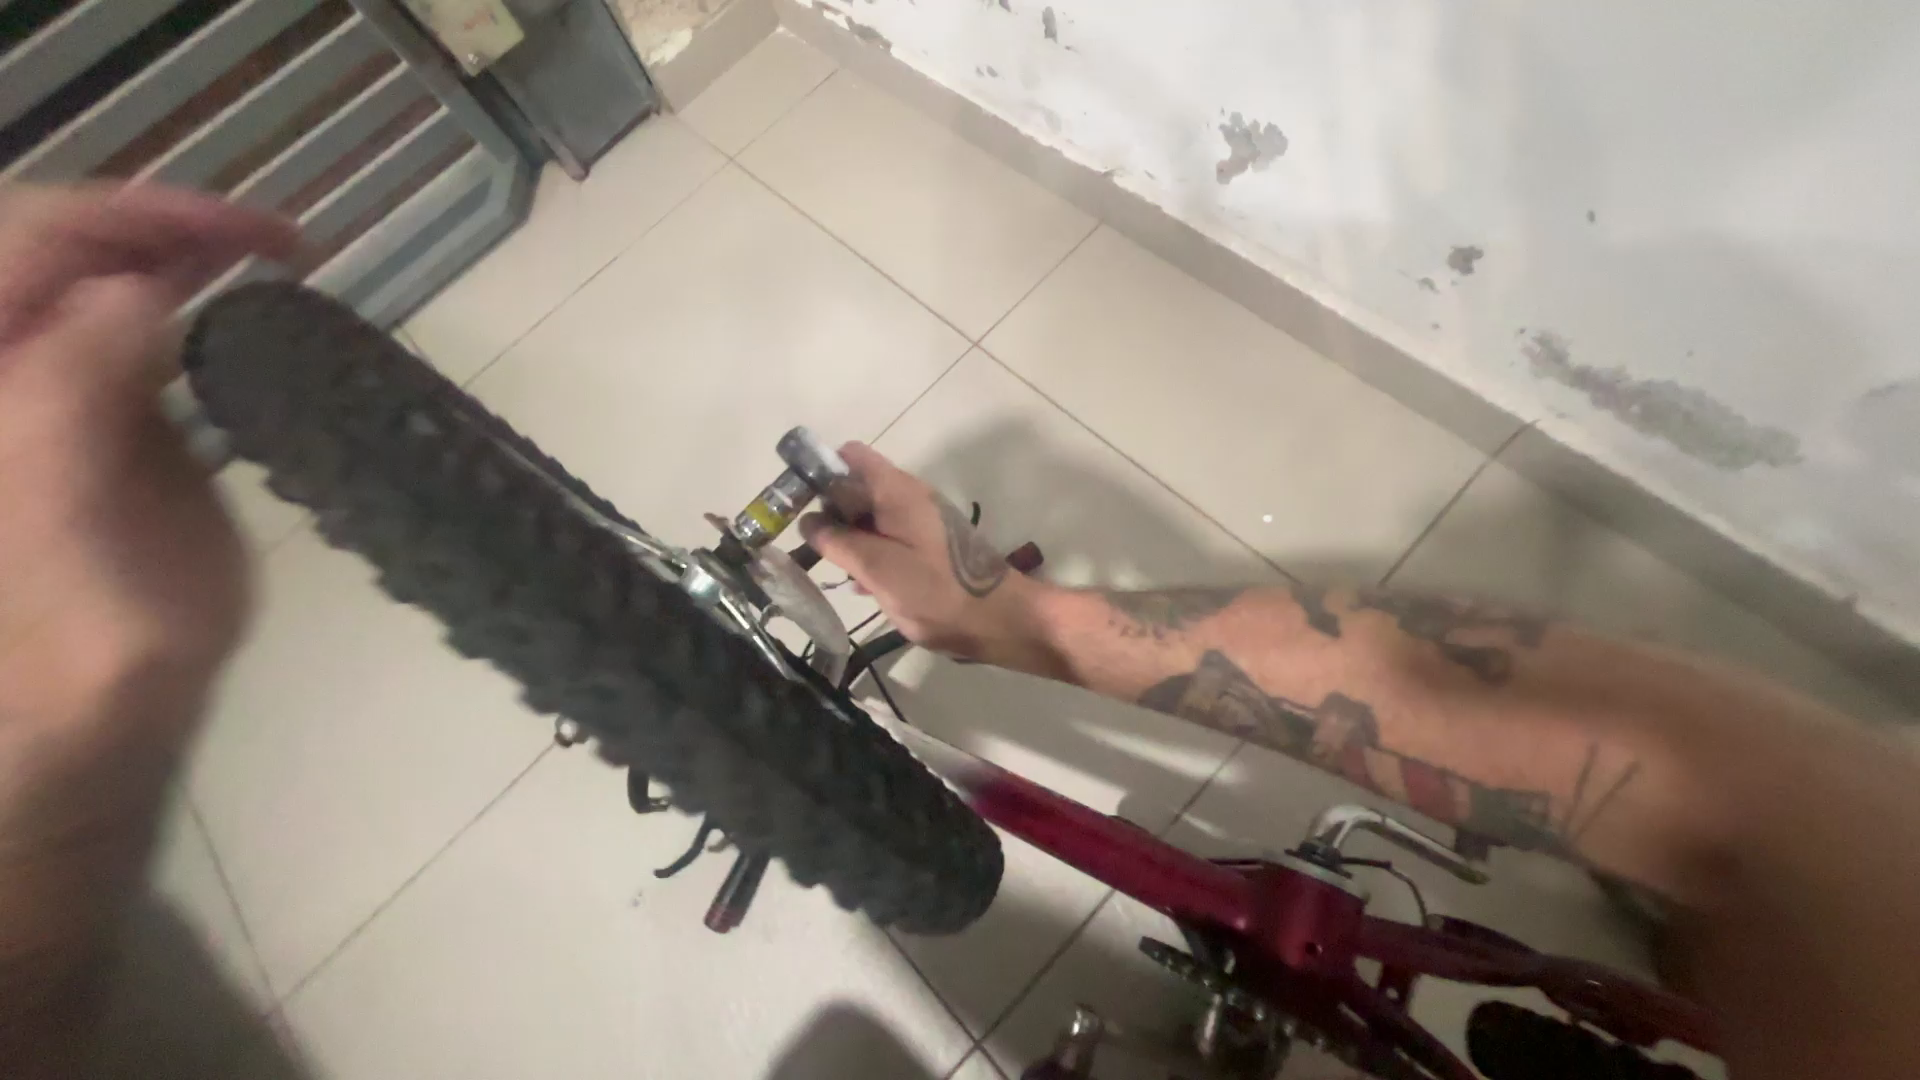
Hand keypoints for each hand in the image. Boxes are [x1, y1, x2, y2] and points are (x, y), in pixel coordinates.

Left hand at [0, 185, 296, 721]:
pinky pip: (126, 338)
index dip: (146, 220)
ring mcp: (42, 396)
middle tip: (279, 243)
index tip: (270, 237)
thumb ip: (69, 398)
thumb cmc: (77, 633)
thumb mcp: (65, 517)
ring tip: (261, 259)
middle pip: (53, 251)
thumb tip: (137, 290)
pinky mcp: (97, 429)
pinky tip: (225, 310)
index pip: (34, 248)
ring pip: (88, 287)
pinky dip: (178, 307)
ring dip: (171, 257)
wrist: (91, 707)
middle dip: (162, 226)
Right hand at [798, 444, 1054, 671]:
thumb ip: (839, 542)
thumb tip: (808, 521)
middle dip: (829, 510)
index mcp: (897, 490)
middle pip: (856, 486)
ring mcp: (919, 523)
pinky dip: (869, 554)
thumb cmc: (937, 591)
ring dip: (848, 538)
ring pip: (869, 516)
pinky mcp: (926, 548)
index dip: (819, 471)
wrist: (998, 620)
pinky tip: (860, 585)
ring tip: (831, 570)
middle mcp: (908, 498)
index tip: (798, 504)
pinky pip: (887, 539)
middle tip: (811, 547)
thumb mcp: (878, 568)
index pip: (849, 456)